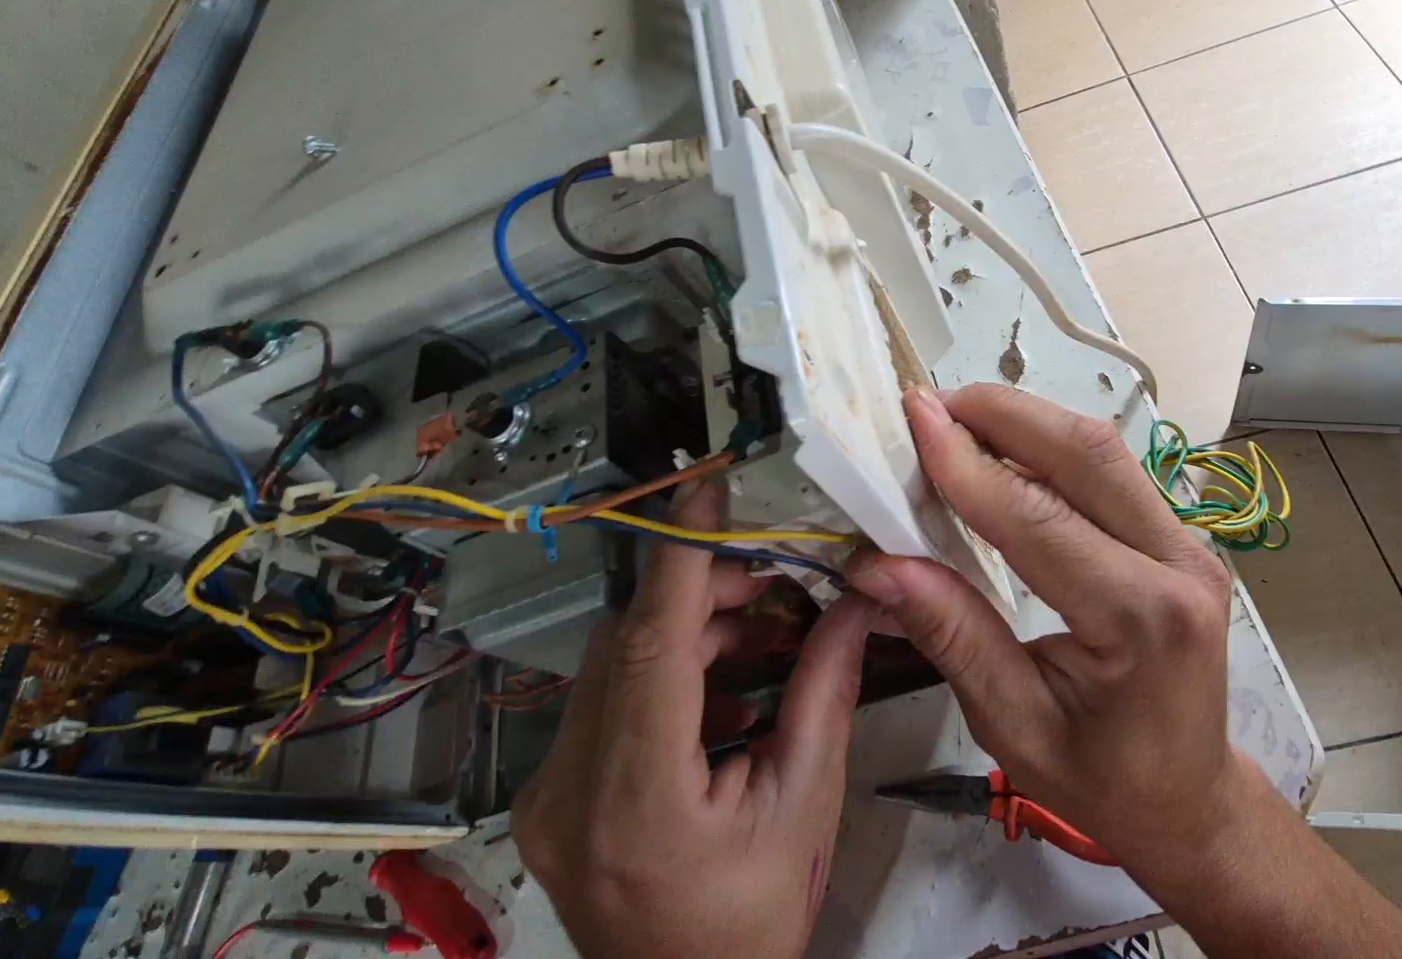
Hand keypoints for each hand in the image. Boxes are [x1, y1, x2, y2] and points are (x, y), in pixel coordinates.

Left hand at [513, 480, 878, 958]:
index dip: (681, 556)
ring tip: (760, 642)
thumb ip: (825, 690)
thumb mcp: (806, 803)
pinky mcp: (547, 793)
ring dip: (686, 634)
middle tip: (777, 592)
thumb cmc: (756, 916)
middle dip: (705, 597)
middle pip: (629, 642)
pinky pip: (602, 699)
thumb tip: (855, 601)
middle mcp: (570, 791)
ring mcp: (546, 793)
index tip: (706, 486)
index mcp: (639, 801)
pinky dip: (662, 675)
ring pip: (612, 662)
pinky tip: (718, 694)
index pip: (651, 645)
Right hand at [848, 384, 1247, 869]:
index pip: (1040, 517)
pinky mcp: (1177, 538)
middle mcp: (1179, 564)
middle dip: (1003, 413)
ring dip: (1025, 422)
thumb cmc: (1101, 781)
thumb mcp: (1013, 725)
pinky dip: (1048, 448)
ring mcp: (1188, 544)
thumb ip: (952, 635)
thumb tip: (876, 565)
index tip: (913, 419)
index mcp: (1141, 619)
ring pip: (1102, 451)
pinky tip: (1000, 452)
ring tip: (955, 421)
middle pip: (1088, 453)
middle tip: (930, 405)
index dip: (967, 465)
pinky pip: (1109, 473)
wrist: (1188, 797)